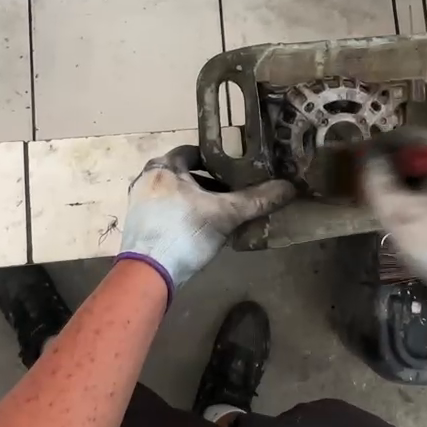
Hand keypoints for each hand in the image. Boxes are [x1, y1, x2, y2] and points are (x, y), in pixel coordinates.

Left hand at [117, 145, 294, 301]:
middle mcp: (147, 179)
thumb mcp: (225, 214)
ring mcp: (139, 203)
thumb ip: (256, 200)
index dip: (215, 159)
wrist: (147, 274)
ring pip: (175, 193)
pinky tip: (201, 229)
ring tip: (221, 212)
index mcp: (163, 166)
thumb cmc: (184, 232)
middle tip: (232, 192)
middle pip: (184, 173)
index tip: (235, 168)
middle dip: (208, 182)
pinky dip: (184, 214)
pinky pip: (166, 210)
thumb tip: (288, 188)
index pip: (193, 152)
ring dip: (196, 199)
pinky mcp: (138, 226)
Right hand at [360, 146, 426, 320]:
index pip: (412, 138)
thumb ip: (377, 180)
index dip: (382, 148)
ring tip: (389, 202)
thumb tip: (366, 156)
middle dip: (398, 170)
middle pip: (426, 157)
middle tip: (374, 186)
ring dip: (412, 186)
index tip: (361, 160)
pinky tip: (413, 217)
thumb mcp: (399, 215)